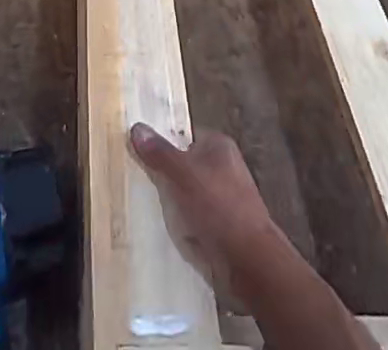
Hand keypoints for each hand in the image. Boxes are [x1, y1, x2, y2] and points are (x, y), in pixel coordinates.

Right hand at [130, 126, 377, 349]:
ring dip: (171, 202)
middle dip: (164, 175)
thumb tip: (136, 127)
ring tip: (145, 205)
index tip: (138, 151)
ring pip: (186, 193)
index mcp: (219, 146)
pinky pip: (193, 217)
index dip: (162, 142)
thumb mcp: (184, 174)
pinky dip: (181, 223)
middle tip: (138, 180)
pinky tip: (165, 228)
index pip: (184, 135)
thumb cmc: (219, 207)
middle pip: (184, 165)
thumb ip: (160, 153)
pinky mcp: (222, 225)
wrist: (251, 262)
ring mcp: (224, 198)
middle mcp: (224, 167)